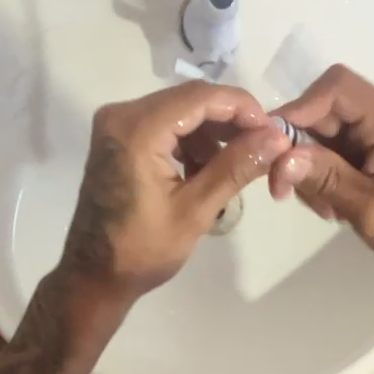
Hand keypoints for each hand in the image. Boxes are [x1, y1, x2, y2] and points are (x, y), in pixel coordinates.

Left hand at [59, 81, 288, 303]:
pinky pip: (162, 126)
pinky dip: (188, 142)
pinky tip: (204, 170)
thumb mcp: (195, 211)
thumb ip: (235, 168)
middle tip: (260, 148)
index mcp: (137, 130)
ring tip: (233, 167)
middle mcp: (121, 115)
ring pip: (178, 112)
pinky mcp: (117, 140)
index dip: (242, 107)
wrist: (96, 275)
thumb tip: (277, 139)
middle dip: (228, 121)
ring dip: (210, 134)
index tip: (272, 131)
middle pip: (188, 100)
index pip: (200, 97)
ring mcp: (115, 125)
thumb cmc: (144, 250)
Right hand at [270, 65, 373, 282]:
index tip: (273, 150)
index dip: (297, 111)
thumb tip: (280, 159)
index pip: (333, 88)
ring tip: (324, 209)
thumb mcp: (369, 209)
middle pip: (324, 111)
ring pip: (325, 135)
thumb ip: (325, 179)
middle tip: (290, 193)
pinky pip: (337, 153)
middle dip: (300, 149)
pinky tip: (333, 208)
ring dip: (311, 169)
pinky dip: (325, 177)